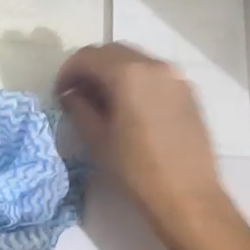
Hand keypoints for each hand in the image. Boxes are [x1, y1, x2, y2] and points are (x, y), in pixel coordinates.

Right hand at [57, 43, 231, 240]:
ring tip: (102, 102)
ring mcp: (176, 77)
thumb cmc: (137, 171)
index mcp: (129, 73)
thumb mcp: (99, 140)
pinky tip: (129, 108)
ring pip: (136, 61)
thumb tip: (72, 95)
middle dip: (91, 69)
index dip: (68, 72)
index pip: (88, 57)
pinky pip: (156, 75)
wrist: (188, 196)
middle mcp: (155, 65)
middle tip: (78, 95)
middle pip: (114, 53)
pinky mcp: (189, 93)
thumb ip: (80, 109)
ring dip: (114, 73)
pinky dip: (137, 81)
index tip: (60, 94)